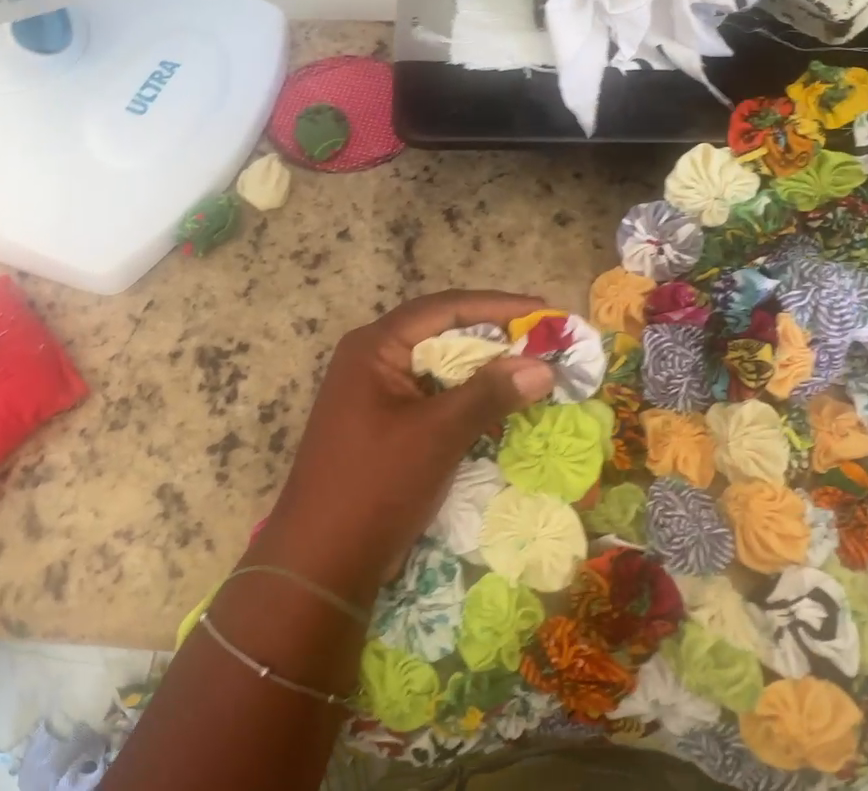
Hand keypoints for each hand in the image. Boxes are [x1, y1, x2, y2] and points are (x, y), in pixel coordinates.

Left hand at [253, 291, 557, 596]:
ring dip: (481, 372)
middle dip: (493, 339)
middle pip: (440, 335)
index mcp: (373, 348)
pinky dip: (464, 400)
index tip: (546, 313)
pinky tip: (498, 409)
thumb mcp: (437, 434)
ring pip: (437, 370)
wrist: (321, 559)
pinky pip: (430, 399)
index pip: (443, 309)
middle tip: (545, 345)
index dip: (497, 306)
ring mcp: (372, 396)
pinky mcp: (380, 427)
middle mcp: (369, 361)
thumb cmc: (375, 485)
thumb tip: (542, 365)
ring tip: (530, 373)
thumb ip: (489, 394)